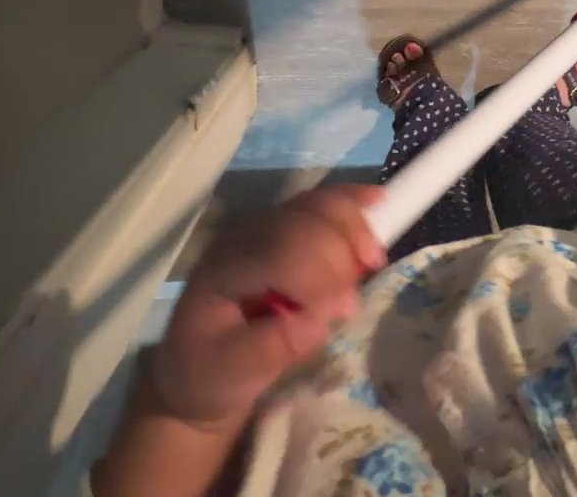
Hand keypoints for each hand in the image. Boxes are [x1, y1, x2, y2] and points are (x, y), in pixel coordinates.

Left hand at [149, 185, 386, 429]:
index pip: (279, 250)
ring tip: (372, 263)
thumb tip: (317, 322)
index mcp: (225, 268)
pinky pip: (323, 203)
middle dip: (339, 255)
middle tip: (350, 304)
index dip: (318, 276)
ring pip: (318, 205)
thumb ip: (269, 349)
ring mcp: (266, 227)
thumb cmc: (210, 374)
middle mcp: (245, 236)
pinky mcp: (287, 228)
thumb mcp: (229, 373)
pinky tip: (378, 203)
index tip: (336, 315)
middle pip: (303, 221)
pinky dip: (353, 203)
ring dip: (353, 227)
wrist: (197, 368)